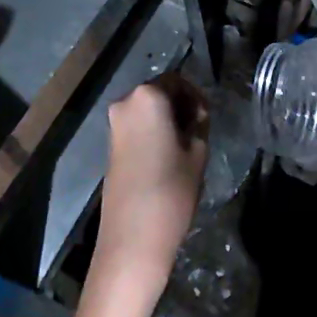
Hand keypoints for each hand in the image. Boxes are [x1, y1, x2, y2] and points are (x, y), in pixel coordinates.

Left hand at [96, 73, 209, 271]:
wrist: (132, 235)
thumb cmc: (171, 189)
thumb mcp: (197, 153)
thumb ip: (198, 123)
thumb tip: (195, 113)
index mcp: (147, 96)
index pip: (176, 81)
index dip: (195, 96)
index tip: (207, 118)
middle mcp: (125, 102)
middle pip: (158, 92)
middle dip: (180, 106)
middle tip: (199, 130)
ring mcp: (114, 123)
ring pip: (146, 109)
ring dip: (166, 119)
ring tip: (185, 145)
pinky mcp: (110, 143)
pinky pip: (136, 125)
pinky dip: (152, 130)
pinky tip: (167, 155)